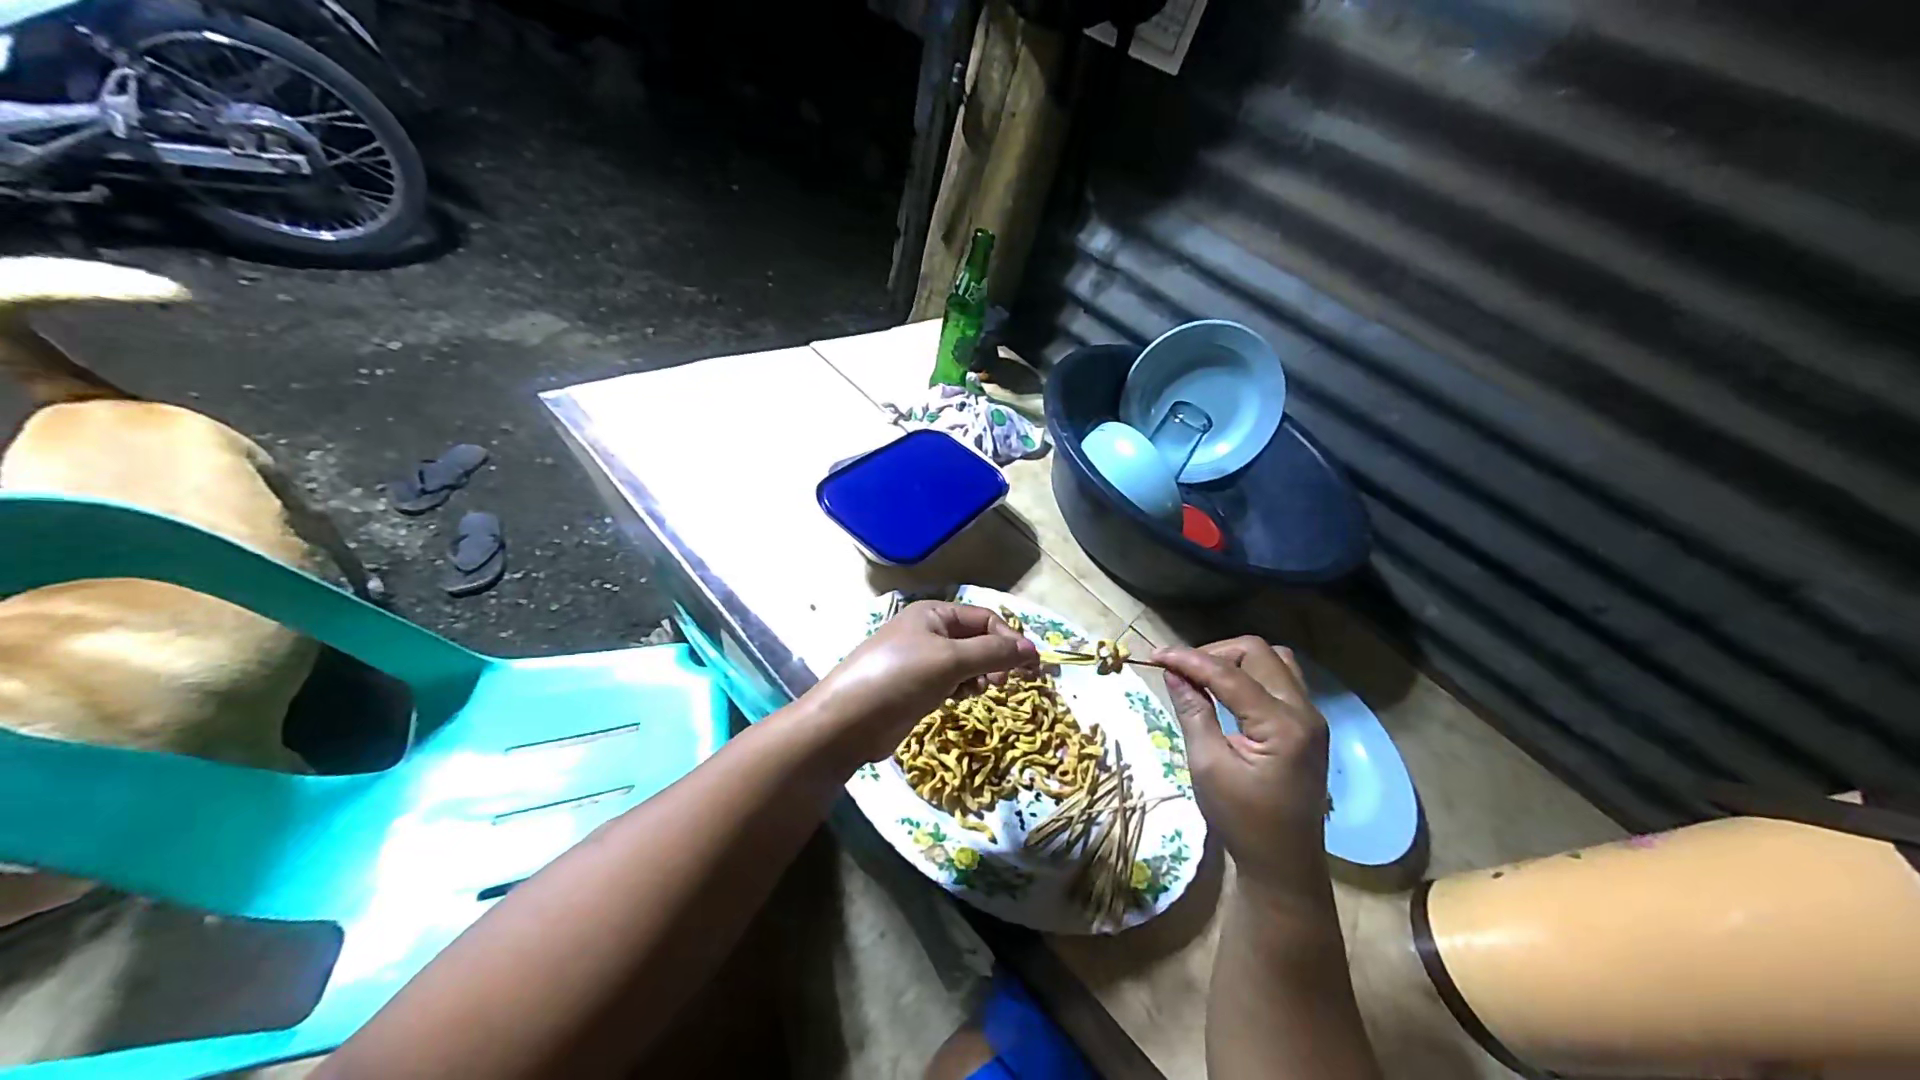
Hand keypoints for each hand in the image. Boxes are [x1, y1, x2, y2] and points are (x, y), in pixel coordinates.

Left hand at [806, 601, 1037, 764]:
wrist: (848, 720)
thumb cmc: (900, 678)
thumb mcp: (950, 660)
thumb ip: (993, 653)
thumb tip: (1032, 650)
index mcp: (934, 613)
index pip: (985, 618)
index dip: (1009, 639)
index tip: (1030, 667)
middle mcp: (929, 631)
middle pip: (977, 639)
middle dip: (995, 658)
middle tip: (1003, 683)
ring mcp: (921, 660)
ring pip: (966, 662)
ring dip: (981, 674)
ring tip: (982, 690)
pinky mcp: (916, 687)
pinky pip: (952, 681)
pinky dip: (963, 688)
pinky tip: (961, 699)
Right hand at [1153, 637, 1330, 903]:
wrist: (1283, 863)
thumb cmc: (1242, 820)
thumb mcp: (1207, 765)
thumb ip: (1193, 712)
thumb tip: (1174, 673)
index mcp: (1282, 724)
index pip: (1229, 673)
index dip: (1188, 659)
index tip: (1155, 656)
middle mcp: (1305, 711)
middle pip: (1258, 652)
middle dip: (1214, 653)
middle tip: (1181, 670)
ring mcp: (1311, 717)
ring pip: (1274, 660)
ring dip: (1235, 660)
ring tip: (1203, 678)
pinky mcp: (1307, 725)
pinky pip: (1281, 679)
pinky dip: (1250, 675)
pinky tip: (1226, 693)